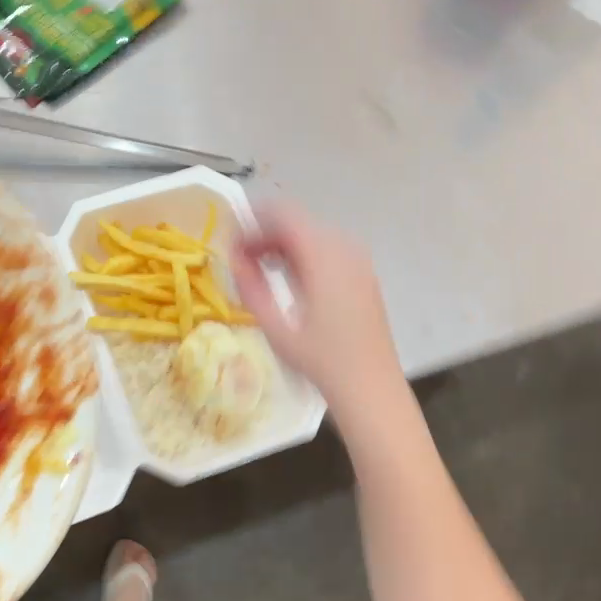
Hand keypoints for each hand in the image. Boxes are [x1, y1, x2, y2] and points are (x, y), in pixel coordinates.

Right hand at [231, 202, 410, 416]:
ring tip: (260, 273)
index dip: (251, 222)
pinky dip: (304, 257)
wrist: (370, 385)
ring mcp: (358, 260)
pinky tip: (290, 283)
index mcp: (322, 255)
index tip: (230, 244)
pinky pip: (327, 250)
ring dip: (283, 247)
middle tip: (240, 262)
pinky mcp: (364, 274)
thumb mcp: (276, 328)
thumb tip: (233, 260)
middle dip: (265, 235)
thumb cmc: (320, 360)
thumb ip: (251, 288)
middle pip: (297, 223)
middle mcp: (344, 247)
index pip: (282, 215)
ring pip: (312, 235)